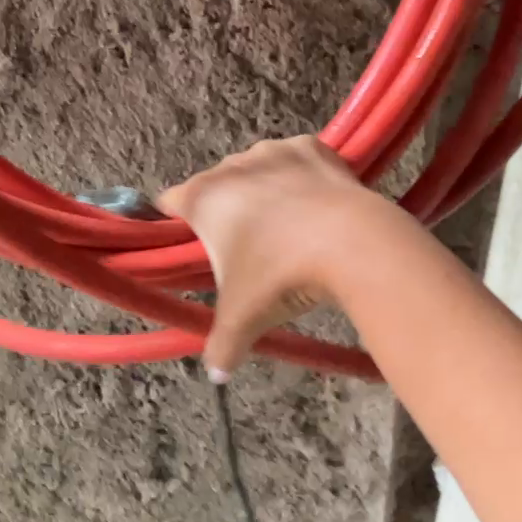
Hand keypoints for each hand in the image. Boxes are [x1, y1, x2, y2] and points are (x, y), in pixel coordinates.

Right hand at [157, 136, 373, 380]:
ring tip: (286, 228)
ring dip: (261, 191)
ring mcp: (271, 151)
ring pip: (253, 170)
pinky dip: (298, 176)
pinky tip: (312, 203)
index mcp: (202, 198)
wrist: (352, 243)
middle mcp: (230, 166)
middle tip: (247, 250)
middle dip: (224, 211)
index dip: (174, 223)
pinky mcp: (310, 146)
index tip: (189, 245)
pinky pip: (294, 159)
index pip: (168, 202)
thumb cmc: (282, 276)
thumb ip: (221, 346)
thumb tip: (215, 375)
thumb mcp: (244, 317)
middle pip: (214, 186)